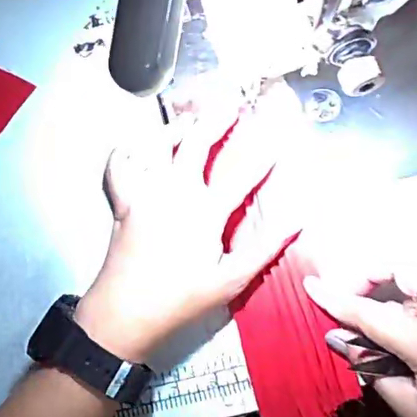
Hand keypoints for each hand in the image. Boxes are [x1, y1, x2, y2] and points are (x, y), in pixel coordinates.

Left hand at [75, 98, 298, 365]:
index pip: (242, 174)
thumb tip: (296, 221)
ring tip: (189, 118)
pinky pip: (119, 166)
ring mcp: (144, 194)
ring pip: (156, 144)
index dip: (264, 154)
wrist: (123, 313)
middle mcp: (173, 193)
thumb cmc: (179, 299)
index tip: (278, 138)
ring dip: (174, 126)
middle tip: (231, 103)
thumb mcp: (232, 279)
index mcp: (204, 212)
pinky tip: (138, 146)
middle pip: (196, 142)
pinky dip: (128, 151)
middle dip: (217, 118)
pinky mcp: (123, 202)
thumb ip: (266, 247)